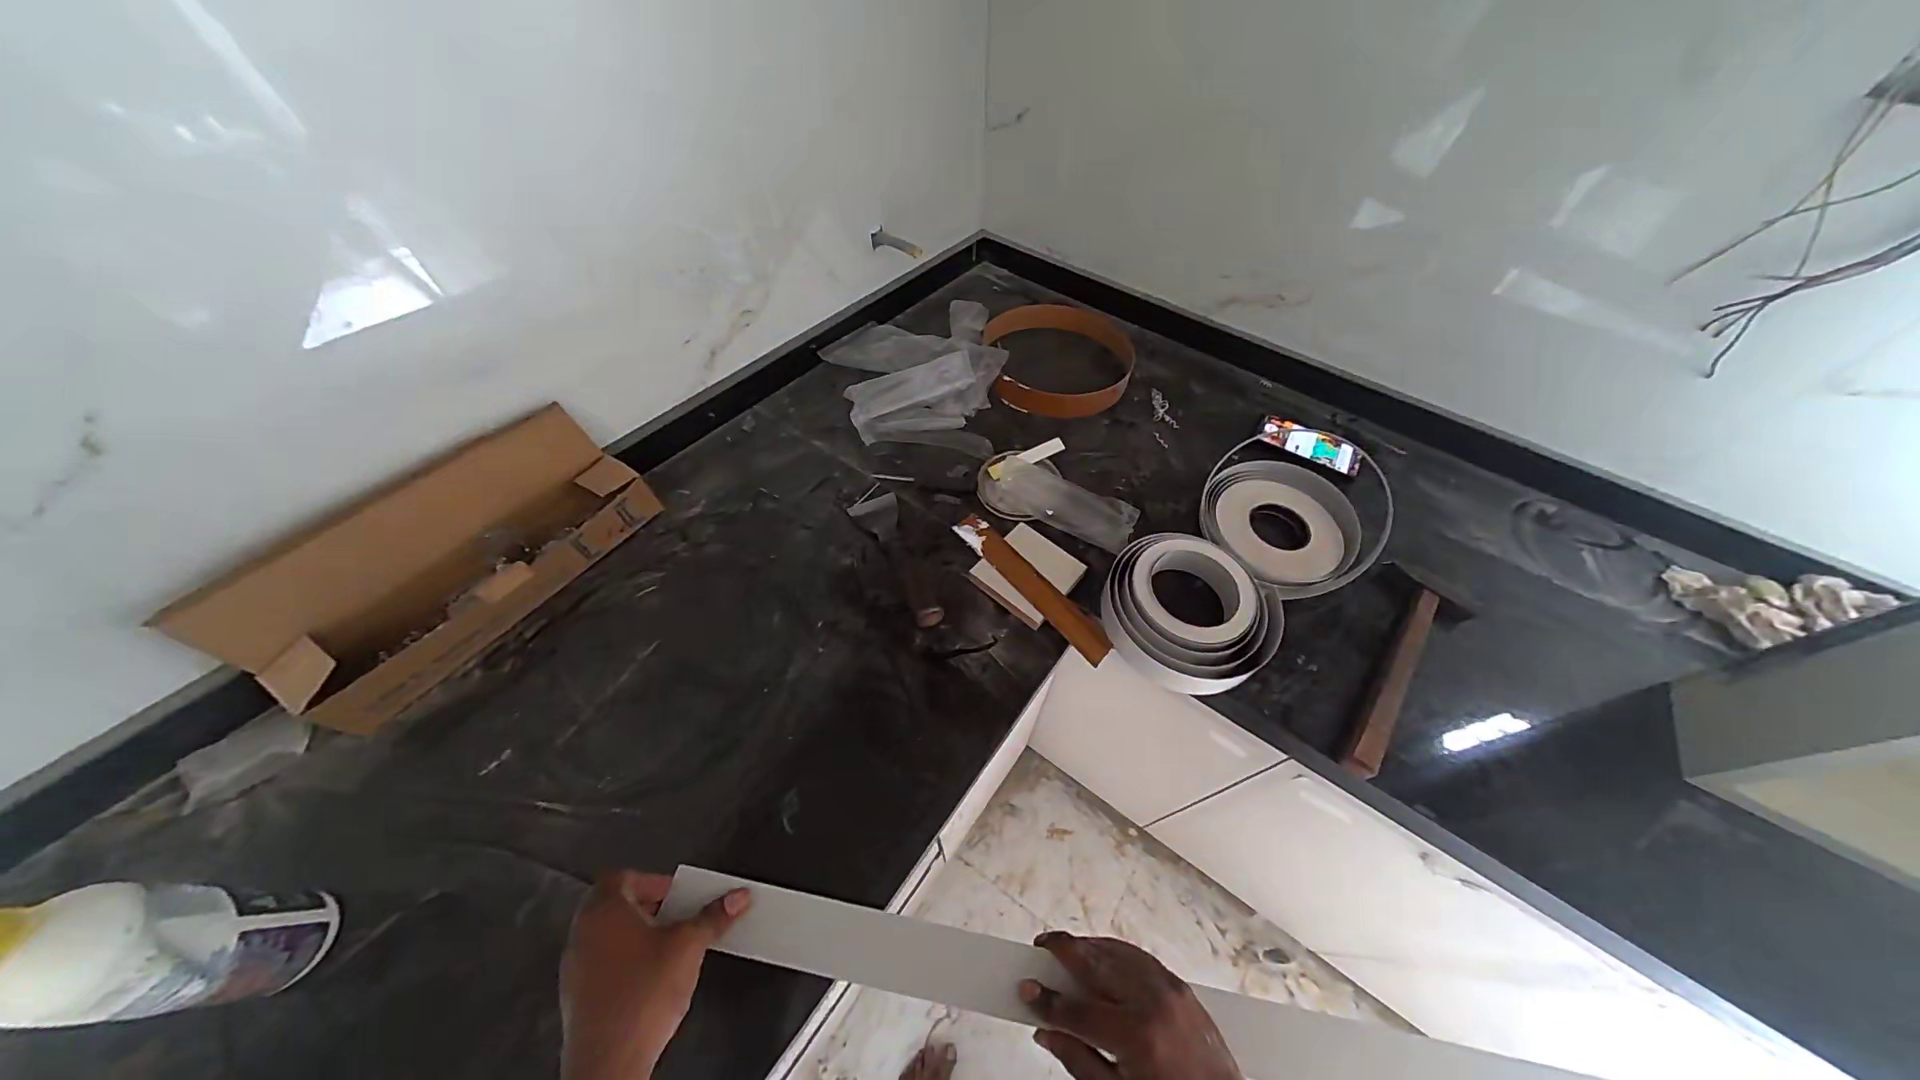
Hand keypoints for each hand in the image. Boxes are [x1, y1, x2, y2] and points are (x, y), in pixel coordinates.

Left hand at [559, 871, 750, 1079]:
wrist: (610, 1062)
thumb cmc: (643, 994)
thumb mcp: (689, 946)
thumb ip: (713, 917)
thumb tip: (737, 898)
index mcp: (603, 910)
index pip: (623, 877)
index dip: (653, 881)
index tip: (678, 895)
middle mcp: (582, 933)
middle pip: (616, 904)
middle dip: (650, 907)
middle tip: (678, 917)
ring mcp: (574, 967)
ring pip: (609, 935)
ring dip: (638, 934)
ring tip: (669, 948)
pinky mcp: (577, 997)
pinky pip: (603, 963)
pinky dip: (626, 961)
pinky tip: (651, 978)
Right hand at [1020, 931, 1241, 1079]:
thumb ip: (1077, 1060)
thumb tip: (1045, 1031)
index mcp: (1134, 1036)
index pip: (1076, 1009)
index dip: (1046, 1000)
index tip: (1025, 989)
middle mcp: (1151, 1003)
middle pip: (1095, 964)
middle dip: (1062, 951)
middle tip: (1039, 947)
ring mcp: (1168, 988)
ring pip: (1115, 951)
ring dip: (1086, 945)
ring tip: (1063, 947)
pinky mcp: (1179, 984)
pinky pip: (1138, 955)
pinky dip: (1113, 949)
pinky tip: (1098, 952)